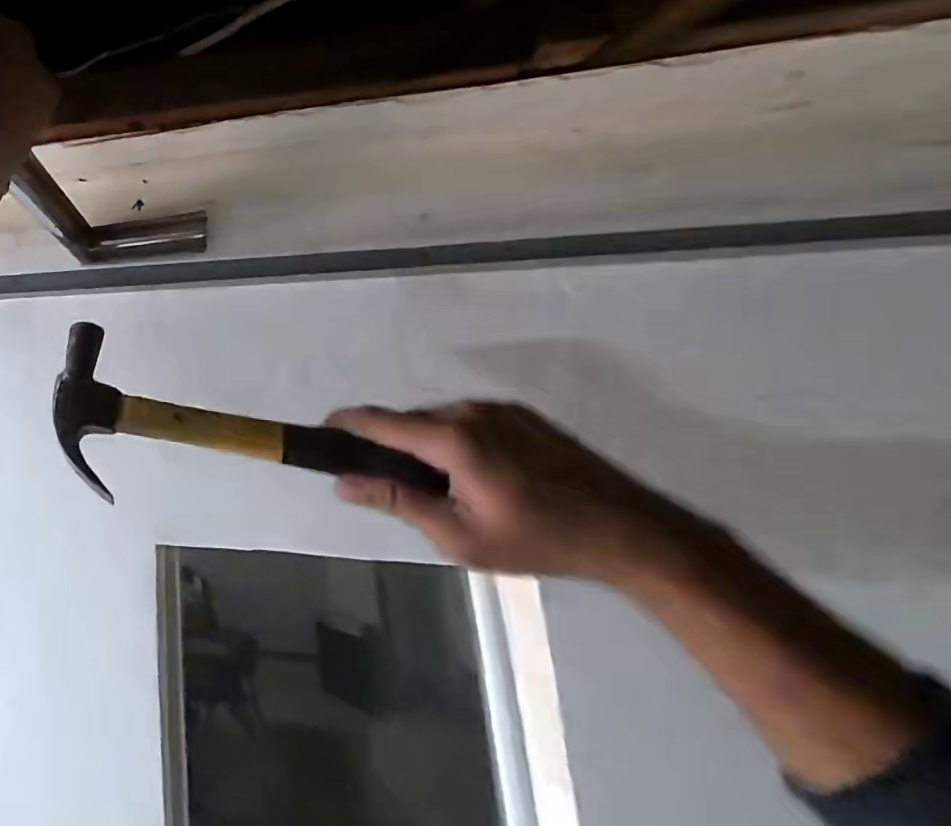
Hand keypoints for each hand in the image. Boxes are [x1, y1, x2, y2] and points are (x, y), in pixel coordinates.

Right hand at [327, 402, 711, 584]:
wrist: (629, 532)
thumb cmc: (536, 540)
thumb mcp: (457, 535)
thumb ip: (397, 502)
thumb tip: (343, 483)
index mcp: (452, 438)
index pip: (380, 420)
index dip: (345, 423)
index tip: (321, 432)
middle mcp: (470, 410)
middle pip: (409, 421)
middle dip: (389, 445)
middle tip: (388, 484)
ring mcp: (500, 409)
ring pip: (439, 420)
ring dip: (424, 445)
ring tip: (438, 488)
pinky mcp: (522, 415)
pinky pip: (468, 421)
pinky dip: (453, 441)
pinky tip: (475, 477)